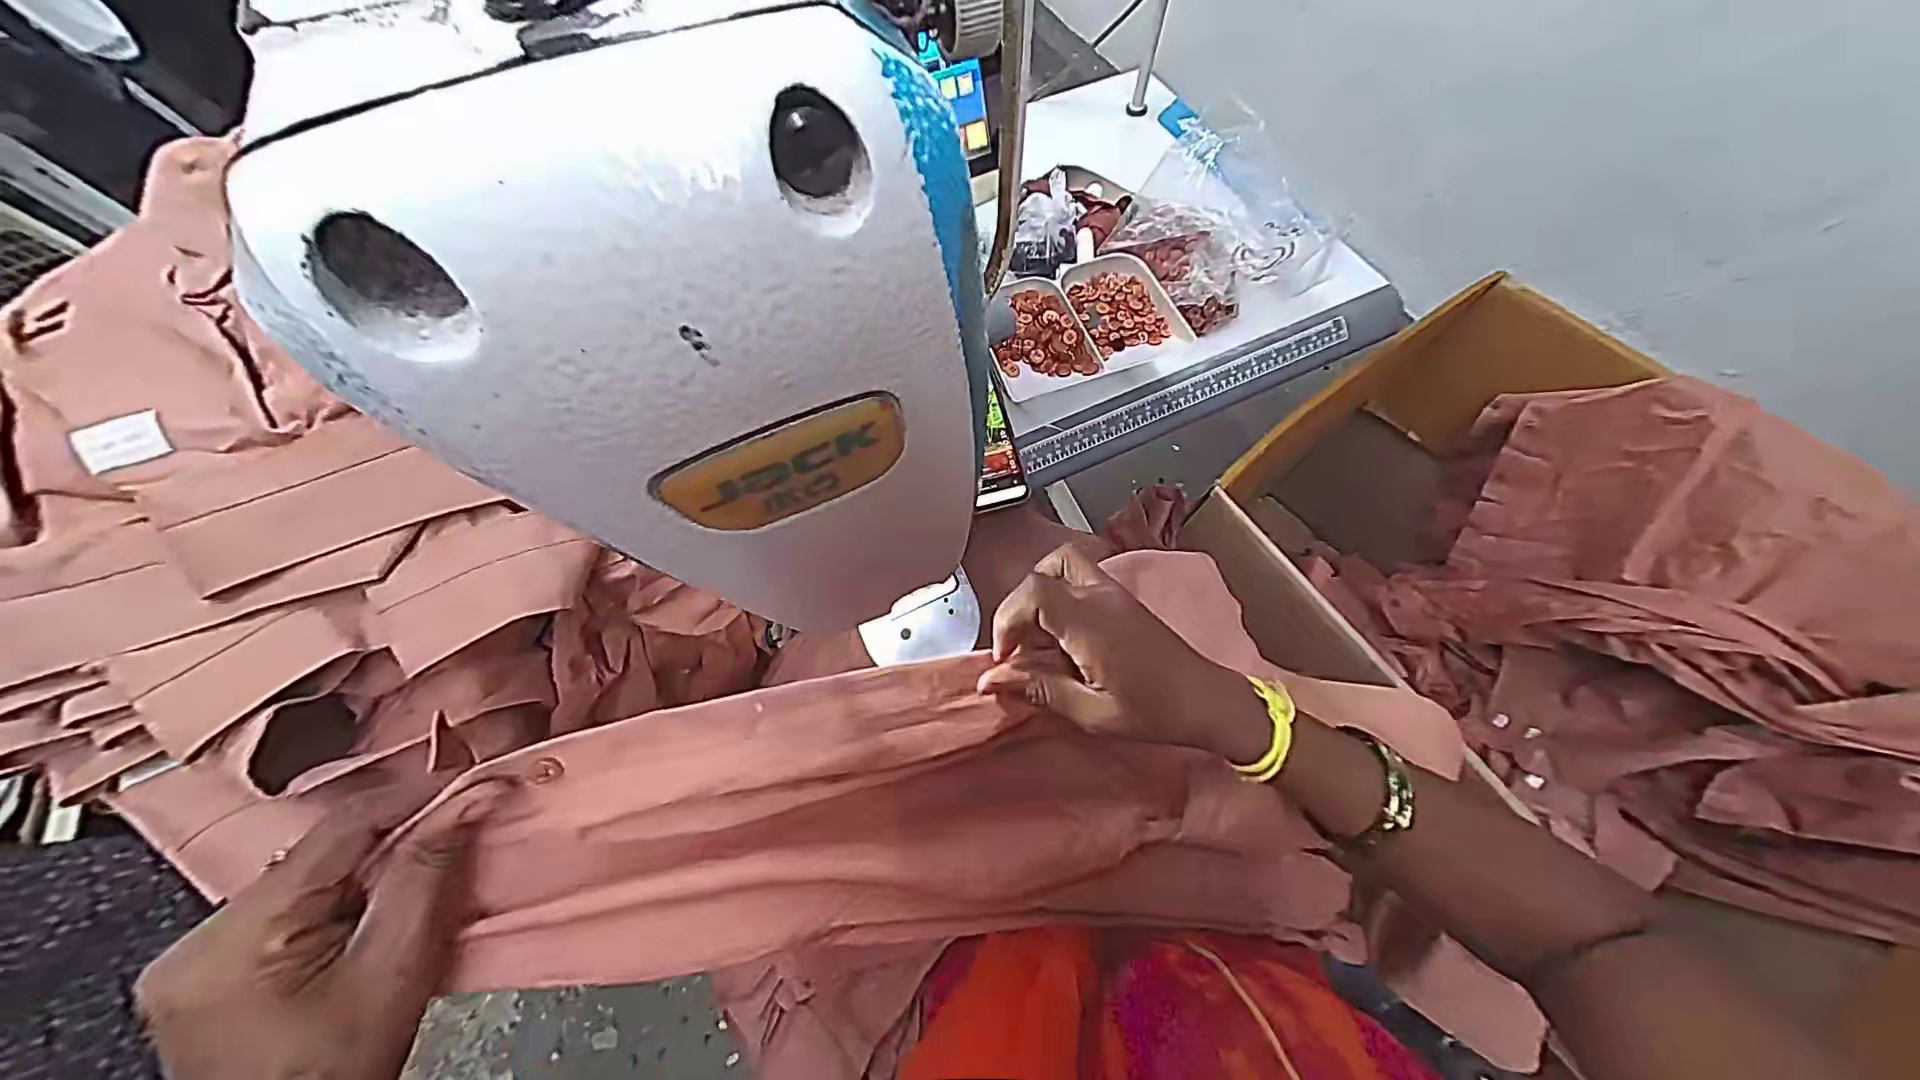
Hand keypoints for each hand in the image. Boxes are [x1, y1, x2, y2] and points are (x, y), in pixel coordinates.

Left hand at [136, 779, 512, 1079]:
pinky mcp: (215, 963)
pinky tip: (387, 894)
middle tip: (466, 817)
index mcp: (233, 939)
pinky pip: (300, 895)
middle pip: (325, 846)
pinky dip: (355, 884)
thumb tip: (472, 798)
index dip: (419, 794)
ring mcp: (199, 953)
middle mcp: (198, 939)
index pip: (341, 827)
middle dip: (403, 829)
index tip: (477, 781)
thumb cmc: (338, 1070)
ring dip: (381, 857)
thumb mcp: (397, 965)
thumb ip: (430, 870)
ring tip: (435, 856)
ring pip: (316, 867)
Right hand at [978, 544, 1267, 762]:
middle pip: (1040, 573)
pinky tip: (1063, 633)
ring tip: (1037, 633)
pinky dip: (1057, 593)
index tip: (1006, 656)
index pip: (1032, 593)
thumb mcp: (1091, 712)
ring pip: (1060, 563)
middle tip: (1018, 648)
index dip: (1006, 620)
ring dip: (1037, 591)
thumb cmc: (1153, 712)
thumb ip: (1038, 689)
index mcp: (1092, 623)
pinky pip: (1077, 575)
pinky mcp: (1120, 596)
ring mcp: (1113, 591)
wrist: (1207, 700)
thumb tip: (991, 680)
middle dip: (1016, 608)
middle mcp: (1101, 596)